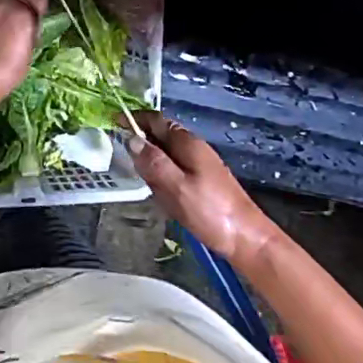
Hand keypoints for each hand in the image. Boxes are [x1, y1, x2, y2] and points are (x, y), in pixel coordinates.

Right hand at [129, 111, 278, 262]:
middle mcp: (194, 148)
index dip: (133, 119)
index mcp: (187, 143)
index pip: (155, 120)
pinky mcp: (204, 181)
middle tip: (125, 160)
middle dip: (141, 143)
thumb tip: (131, 138)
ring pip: (166, 153)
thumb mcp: (175, 186)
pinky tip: (162, 193)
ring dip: (152, 161)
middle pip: (160, 135)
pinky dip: (162, 175)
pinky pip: (175, 169)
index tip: (112, 122)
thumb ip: (152, 161)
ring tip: (144, 181)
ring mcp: (201, 165)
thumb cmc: (211, 212)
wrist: (250, 243)